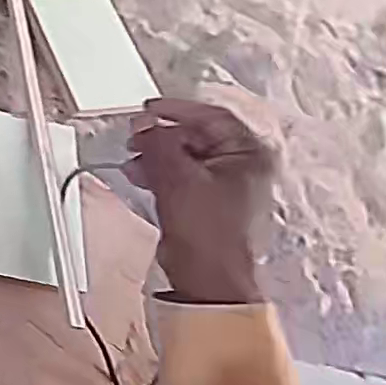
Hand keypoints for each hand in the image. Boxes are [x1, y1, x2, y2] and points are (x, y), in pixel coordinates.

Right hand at [121, 98, 273, 304]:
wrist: (207, 275)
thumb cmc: (209, 233)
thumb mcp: (177, 179)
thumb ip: (158, 145)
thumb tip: (144, 126)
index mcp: (250, 155)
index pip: (212, 117)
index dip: (176, 110)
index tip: (149, 109)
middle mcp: (243, 167)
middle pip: (197, 136)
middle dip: (161, 135)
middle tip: (136, 136)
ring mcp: (225, 185)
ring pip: (185, 156)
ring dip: (156, 154)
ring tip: (135, 159)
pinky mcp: (206, 201)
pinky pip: (180, 175)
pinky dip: (159, 171)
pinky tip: (142, 174)